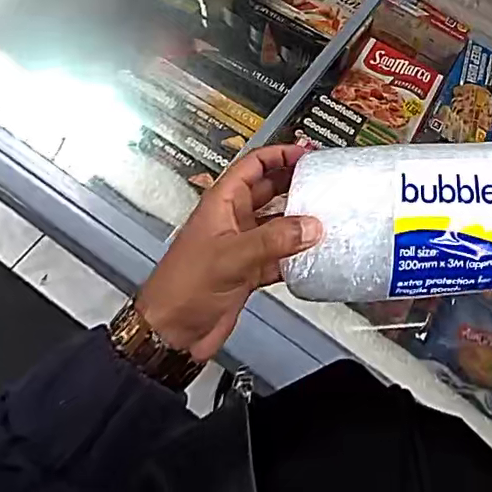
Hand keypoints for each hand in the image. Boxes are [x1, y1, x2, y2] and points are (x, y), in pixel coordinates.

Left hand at [135, 144, 323, 360]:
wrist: (168, 338)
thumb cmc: (179, 289)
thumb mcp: (230, 256)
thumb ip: (273, 239)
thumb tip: (309, 226)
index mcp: (222, 203)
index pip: (254, 164)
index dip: (279, 154)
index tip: (304, 153)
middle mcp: (234, 219)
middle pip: (270, 189)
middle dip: (296, 182)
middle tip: (321, 180)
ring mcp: (242, 244)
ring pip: (279, 221)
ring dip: (299, 219)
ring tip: (324, 214)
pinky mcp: (250, 269)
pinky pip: (281, 252)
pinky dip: (297, 251)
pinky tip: (311, 253)